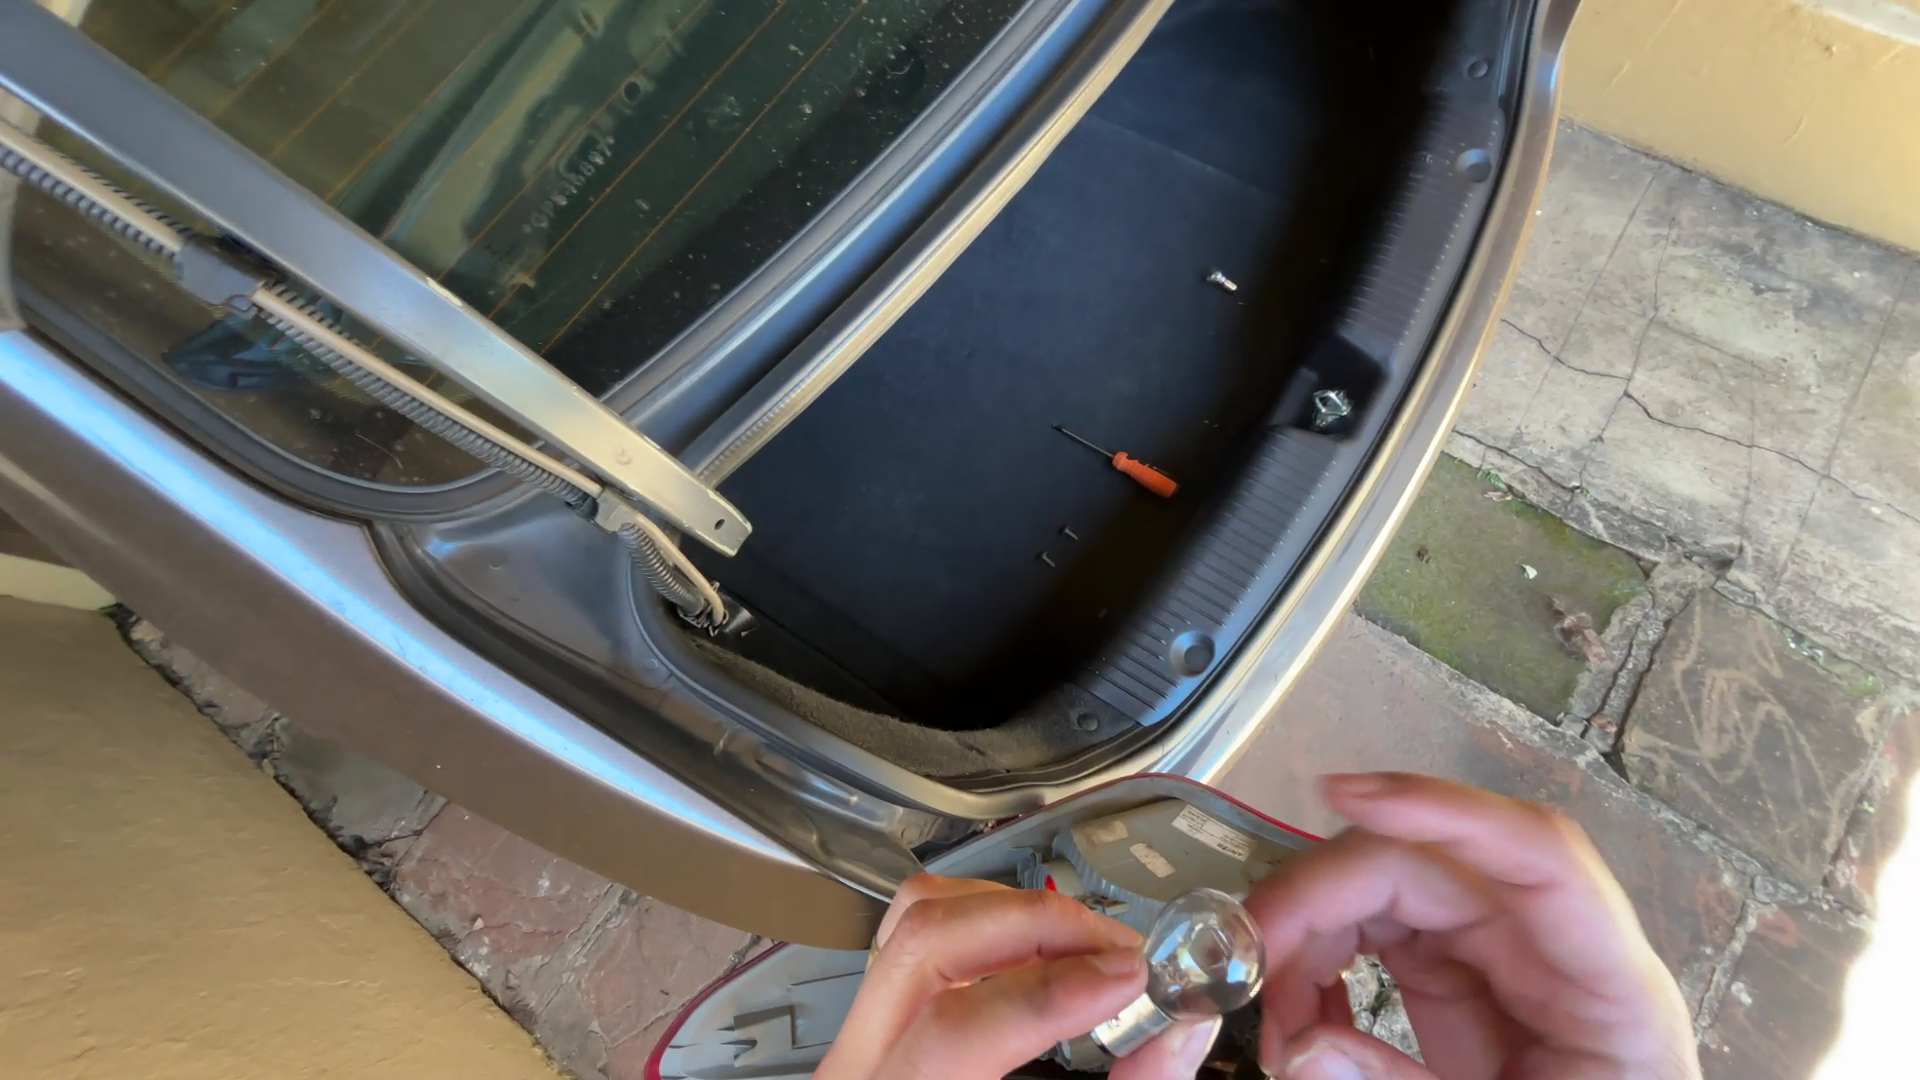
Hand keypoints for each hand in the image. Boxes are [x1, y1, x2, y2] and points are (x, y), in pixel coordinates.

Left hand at [817, 874, 1226, 1078]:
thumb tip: (1180, 1029)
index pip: (955, 1030)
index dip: (1048, 991)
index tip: (1125, 975)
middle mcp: (858, 1071)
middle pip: (928, 942)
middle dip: (1034, 925)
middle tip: (1114, 946)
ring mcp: (857, 1038)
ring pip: (918, 918)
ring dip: (1010, 910)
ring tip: (1081, 940)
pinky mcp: (875, 1019)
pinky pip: (917, 931)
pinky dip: (985, 918)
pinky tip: (1036, 946)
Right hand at [1248, 773, 1700, 1079]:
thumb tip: (1299, 1049)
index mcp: (1606, 987)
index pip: (1536, 853)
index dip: (1438, 808)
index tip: (1335, 793)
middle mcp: (1541, 941)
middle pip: (1412, 864)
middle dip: (1316, 898)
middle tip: (1252, 959)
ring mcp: (1487, 946)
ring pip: (1373, 886)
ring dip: (1303, 933)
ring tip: (1273, 1015)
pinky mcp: (1444, 962)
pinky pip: (1363, 927)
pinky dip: (1314, 959)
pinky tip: (1299, 1013)